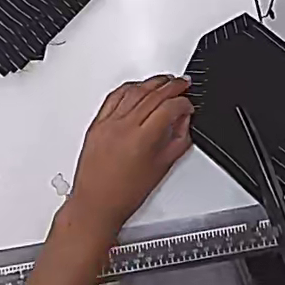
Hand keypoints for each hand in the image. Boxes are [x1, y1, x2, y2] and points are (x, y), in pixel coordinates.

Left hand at [59, 76, 193, 243]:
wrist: (96, 204)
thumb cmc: (125, 194)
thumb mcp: (161, 168)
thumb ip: (178, 141)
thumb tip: (184, 123)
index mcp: (142, 139)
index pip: (168, 108)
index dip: (183, 103)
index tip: (188, 105)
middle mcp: (123, 127)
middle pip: (152, 95)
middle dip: (172, 86)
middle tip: (183, 83)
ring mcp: (108, 123)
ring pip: (133, 91)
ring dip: (152, 83)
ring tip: (164, 81)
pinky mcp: (97, 124)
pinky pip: (114, 97)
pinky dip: (129, 88)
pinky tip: (137, 87)